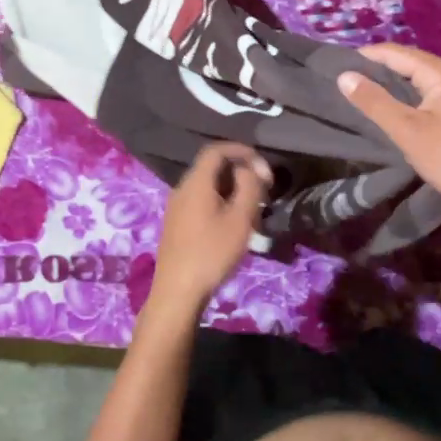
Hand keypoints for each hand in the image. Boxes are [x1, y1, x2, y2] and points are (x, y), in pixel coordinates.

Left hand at [148, 143, 269, 316]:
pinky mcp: (176, 224)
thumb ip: (248, 187)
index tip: (264, 168)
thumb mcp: (240, 219)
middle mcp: (181, 188)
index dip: (242, 151)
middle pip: (212, 169)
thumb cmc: (212, 252)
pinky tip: (233, 228)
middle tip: (263, 193)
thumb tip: (250, 169)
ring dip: (232, 192)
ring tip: (252, 213)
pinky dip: (220, 204)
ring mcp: (176, 207)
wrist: (178, 291)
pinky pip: (201, 203)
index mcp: (195, 182)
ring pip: (208, 187)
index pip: (216, 150)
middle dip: (240, 174)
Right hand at [338, 44, 440, 225]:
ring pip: (420, 83)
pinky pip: (431, 99)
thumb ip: (374, 102)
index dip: (365, 57)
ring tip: (363, 99)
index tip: (335, 68)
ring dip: (393, 88)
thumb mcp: (408, 132)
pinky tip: (395, 116)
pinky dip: (410, 102)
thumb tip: (344, 75)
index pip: (396, 53)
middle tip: (345, 85)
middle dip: (377, 72)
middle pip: (409, 65)